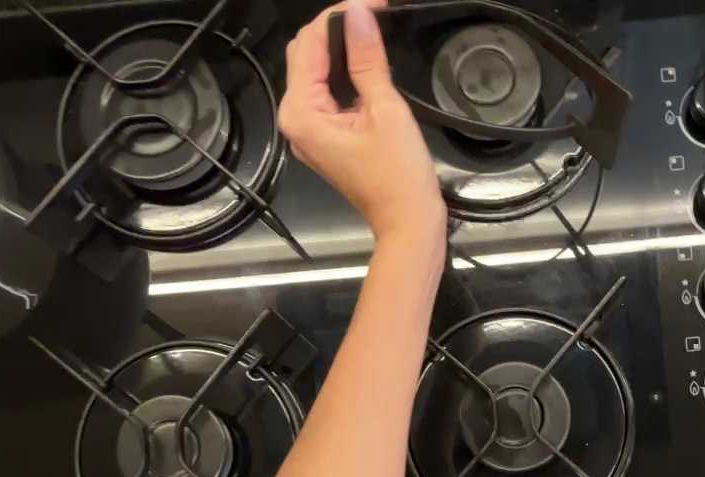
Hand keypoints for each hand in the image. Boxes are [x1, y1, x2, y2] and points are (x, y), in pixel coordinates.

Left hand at [278, 0, 445, 247]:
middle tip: (375, 15)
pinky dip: (343, 77)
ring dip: (341, 51)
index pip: (310, 43)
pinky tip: (366, 66)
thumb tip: (359, 13)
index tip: (375, 5)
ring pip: (315, 74)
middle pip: (306, 55)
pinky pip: (326, 97)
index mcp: (302, 112)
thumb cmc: (400, 178)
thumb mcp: (386, 110)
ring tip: (372, 33)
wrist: (408, 226)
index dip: (341, 16)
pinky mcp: (325, 142)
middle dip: (337, 30)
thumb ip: (368, 58)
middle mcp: (296, 121)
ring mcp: (309, 134)